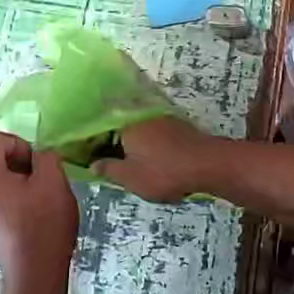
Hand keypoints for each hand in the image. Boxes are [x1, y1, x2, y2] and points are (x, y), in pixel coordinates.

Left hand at [0, 132, 78, 288]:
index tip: (36, 164)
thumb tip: (39, 157)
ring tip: (43, 201)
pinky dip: (16, 200)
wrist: (36, 274)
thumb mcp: (54, 182)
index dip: (17, 143)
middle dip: (21, 165)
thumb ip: (46, 158)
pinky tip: (35, 217)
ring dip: (21, 184)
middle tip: (45, 182)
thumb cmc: (45, 224)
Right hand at [91, 117, 218, 203]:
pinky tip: (149, 155)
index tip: (86, 148)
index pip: (101, 123)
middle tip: (105, 156)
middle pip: (121, 123)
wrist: (208, 164)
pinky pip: (155, 132)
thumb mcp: (130, 177)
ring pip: (139, 127)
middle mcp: (143, 115)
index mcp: (126, 123)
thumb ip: (109, 169)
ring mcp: (163, 118)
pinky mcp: (179, 127)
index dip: (92, 135)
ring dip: (132, 140)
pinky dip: (149, 142)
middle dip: (112, 137)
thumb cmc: (164, 171)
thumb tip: (92, 164)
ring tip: (126, 158)